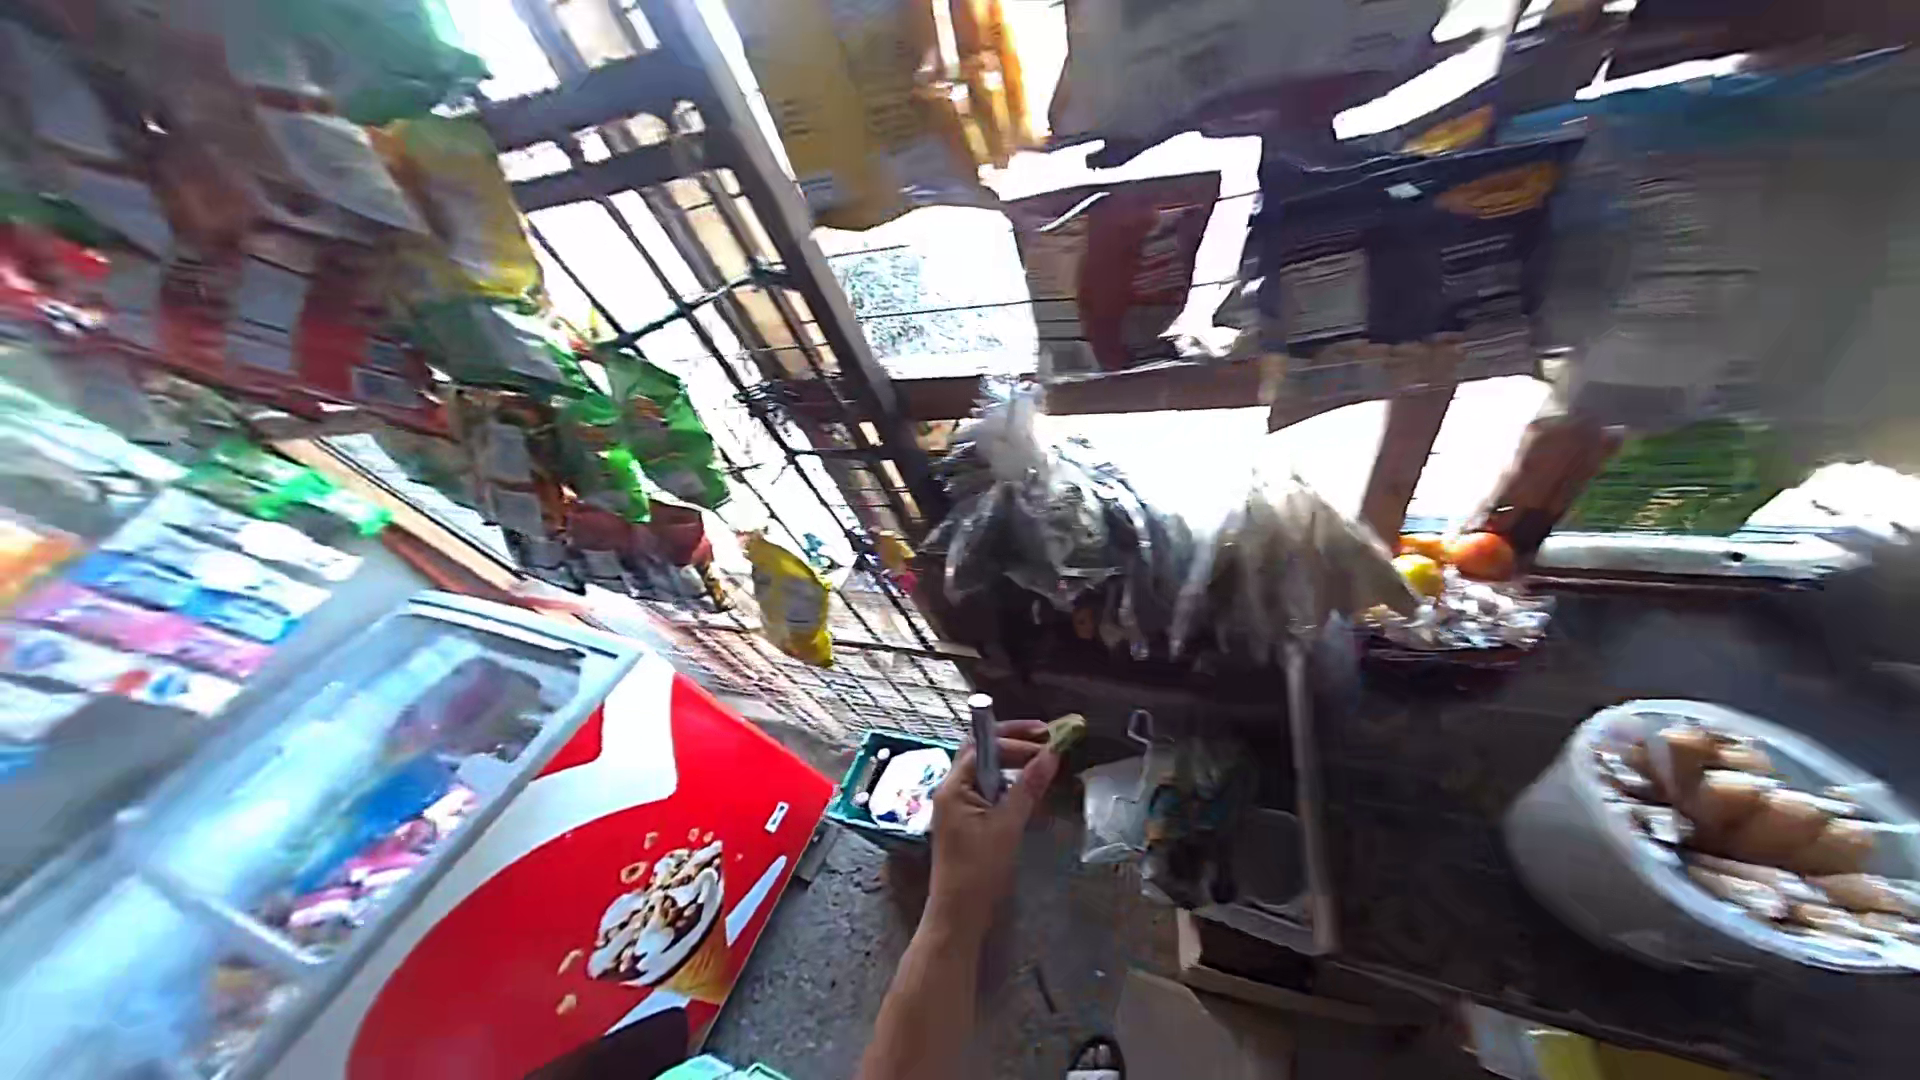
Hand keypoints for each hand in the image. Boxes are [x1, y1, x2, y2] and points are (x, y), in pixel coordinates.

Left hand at [925, 718, 1059, 939]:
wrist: (958, 917)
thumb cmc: (979, 870)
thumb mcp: (1008, 825)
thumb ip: (1028, 787)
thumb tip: (1051, 754)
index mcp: (953, 785)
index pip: (983, 745)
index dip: (1014, 738)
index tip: (1045, 738)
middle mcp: (951, 788)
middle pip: (982, 751)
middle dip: (1013, 742)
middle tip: (1045, 739)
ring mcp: (957, 804)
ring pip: (985, 770)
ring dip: (1012, 761)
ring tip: (1041, 760)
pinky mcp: (965, 819)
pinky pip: (987, 789)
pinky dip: (1007, 783)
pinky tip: (1027, 789)